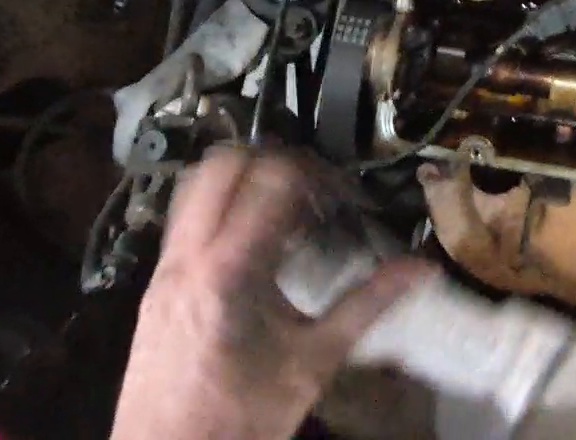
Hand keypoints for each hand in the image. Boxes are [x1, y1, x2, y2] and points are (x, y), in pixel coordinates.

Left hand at [111, 148, 431, 439]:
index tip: (336, 191)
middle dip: (271, 161)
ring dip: (240, 178)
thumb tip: (420, 270)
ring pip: (196, 184)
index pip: (271, 180)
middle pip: (224, 164)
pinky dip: (218, 207)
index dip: (311, 172)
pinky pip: (184, 218)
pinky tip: (249, 242)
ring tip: (278, 204)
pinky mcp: (156, 283)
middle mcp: (190, 256)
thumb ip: (368, 304)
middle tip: (308, 185)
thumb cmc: (242, 419)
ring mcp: (166, 268)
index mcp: (231, 269)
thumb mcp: (314, 361)